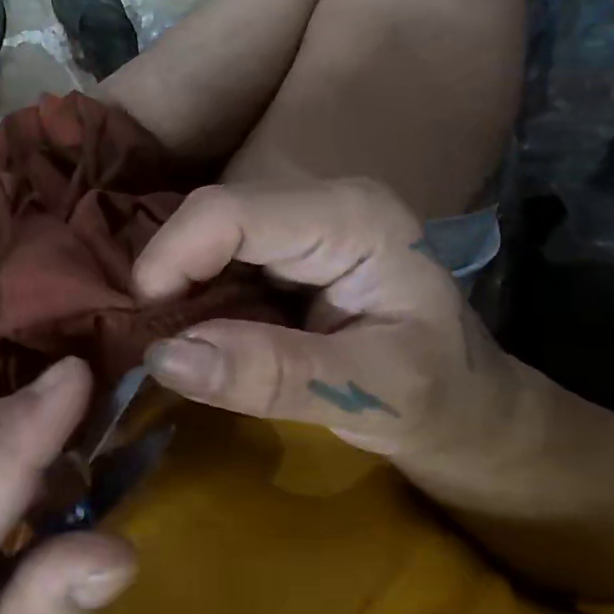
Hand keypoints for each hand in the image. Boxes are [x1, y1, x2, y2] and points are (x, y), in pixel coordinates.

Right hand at [133, 179, 521, 467]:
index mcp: (350, 219)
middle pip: (205, 218)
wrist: (468, 409)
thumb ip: (272, 375)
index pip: (227, 214)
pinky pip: (209, 257)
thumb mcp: (369, 396)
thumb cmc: (440, 400)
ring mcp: (295, 223)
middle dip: (166, 278)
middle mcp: (316, 204)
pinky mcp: (277, 248)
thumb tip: (162, 357)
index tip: (145, 329)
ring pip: (199, 235)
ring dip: (172, 289)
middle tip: (151, 341)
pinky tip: (190, 331)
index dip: (169, 261)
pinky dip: (186, 296)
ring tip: (167, 340)